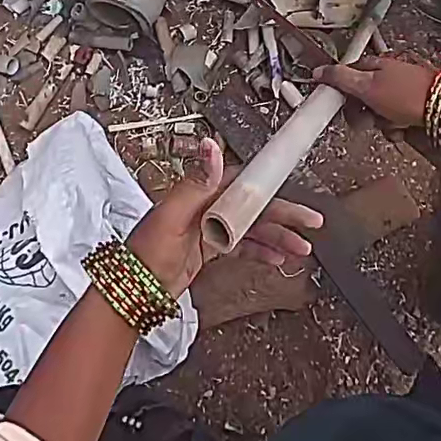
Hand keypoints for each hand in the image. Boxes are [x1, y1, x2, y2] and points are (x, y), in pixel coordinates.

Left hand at [126, 138, 320, 295]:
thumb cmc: (144, 256)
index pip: (242, 182)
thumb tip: (209, 146)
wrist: (131, 294)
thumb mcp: (172, 217)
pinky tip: (278, 258)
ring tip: (301, 247)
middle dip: (284, 214)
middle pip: (254, 206)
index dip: (269, 185)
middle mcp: (207, 207)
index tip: (291, 185)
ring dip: (278, 237)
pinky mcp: (209, 248)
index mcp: (199, 193)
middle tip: (310, 221)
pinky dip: (261, 251)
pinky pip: (243, 246)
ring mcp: (209, 228)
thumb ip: (196, 184)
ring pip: (253, 228)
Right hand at [315, 57, 435, 127]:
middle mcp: (387, 79)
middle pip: (360, 99)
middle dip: (362, 113)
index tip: (339, 104)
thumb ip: (341, 79)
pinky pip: (393, 124)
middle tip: (368, 118)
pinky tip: (403, 129)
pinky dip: (396, 130)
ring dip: (381, 124)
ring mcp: (399, 96)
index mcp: (375, 66)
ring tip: (392, 124)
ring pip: (376, 115)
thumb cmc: (408, 95)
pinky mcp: (410, 112)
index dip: (341, 93)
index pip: (347, 77)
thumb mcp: (367, 86)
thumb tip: (319, 71)